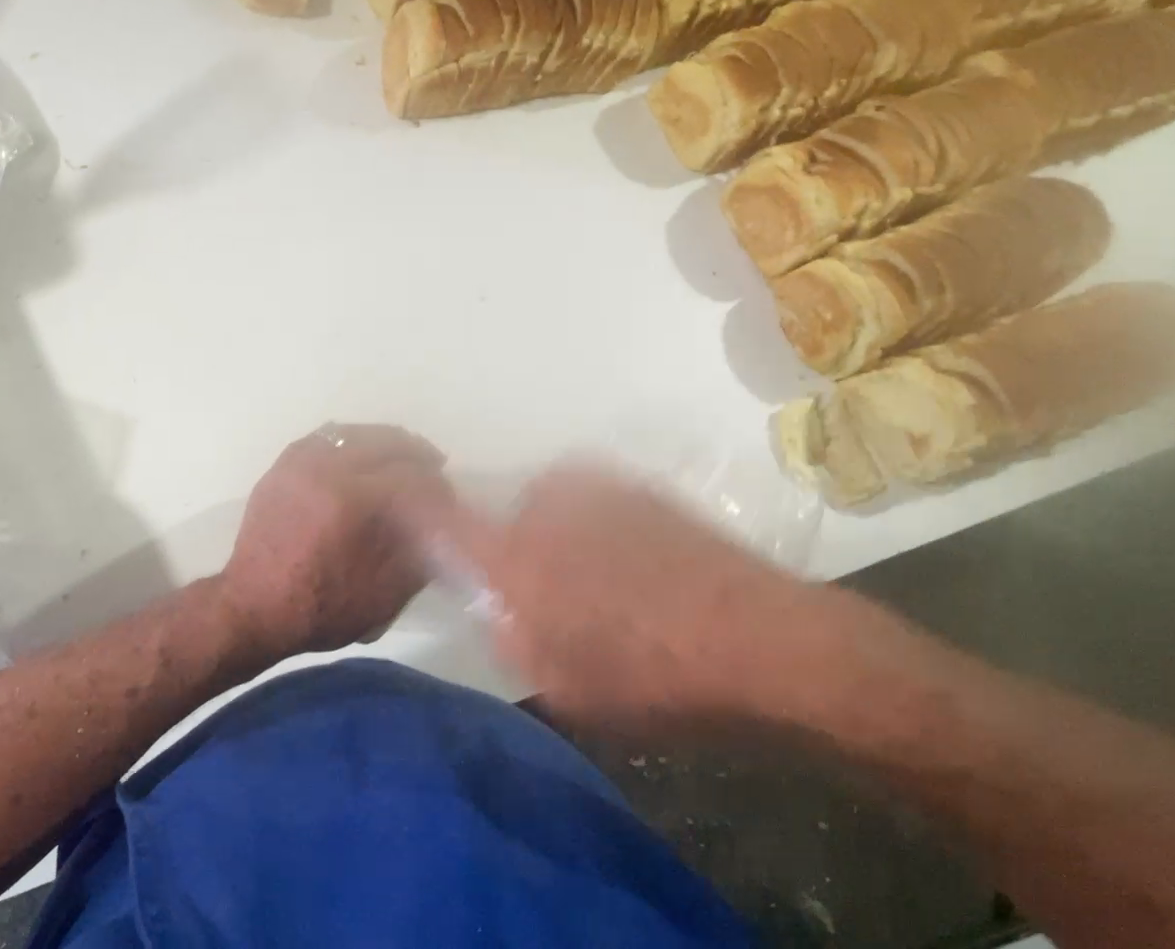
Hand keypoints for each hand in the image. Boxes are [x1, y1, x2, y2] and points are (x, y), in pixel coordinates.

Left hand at [220, 424, 450, 657]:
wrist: (255, 607)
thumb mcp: (386, 593)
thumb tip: (443, 520)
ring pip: (353, 433)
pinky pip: (322, 438)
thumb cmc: (322, 608)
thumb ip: (420, 550)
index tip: (450, 500)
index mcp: (353, 501)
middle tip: (433, 470)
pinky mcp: (281, 468)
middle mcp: (325, 470)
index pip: (412, 477)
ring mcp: (298, 465)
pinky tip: (361, 457)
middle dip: (416, 454)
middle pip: (385, 442)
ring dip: (384, 442)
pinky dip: (349, 441)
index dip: (439, 487)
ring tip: (400, 460)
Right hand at [415, 465, 834, 724]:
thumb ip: (511, 640)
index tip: (405, 516)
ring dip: (550, 531)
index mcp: (513, 557)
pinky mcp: (641, 487)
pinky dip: (590, 522)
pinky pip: (590, 499)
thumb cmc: (653, 678)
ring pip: (546, 503)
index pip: (439, 518)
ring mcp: (595, 490)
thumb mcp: (562, 687)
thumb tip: (495, 611)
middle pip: (497, 511)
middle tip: (534, 589)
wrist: (769, 644)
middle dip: (504, 542)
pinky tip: (630, 565)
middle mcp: (544, 507)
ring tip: (591, 580)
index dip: (415, 513)